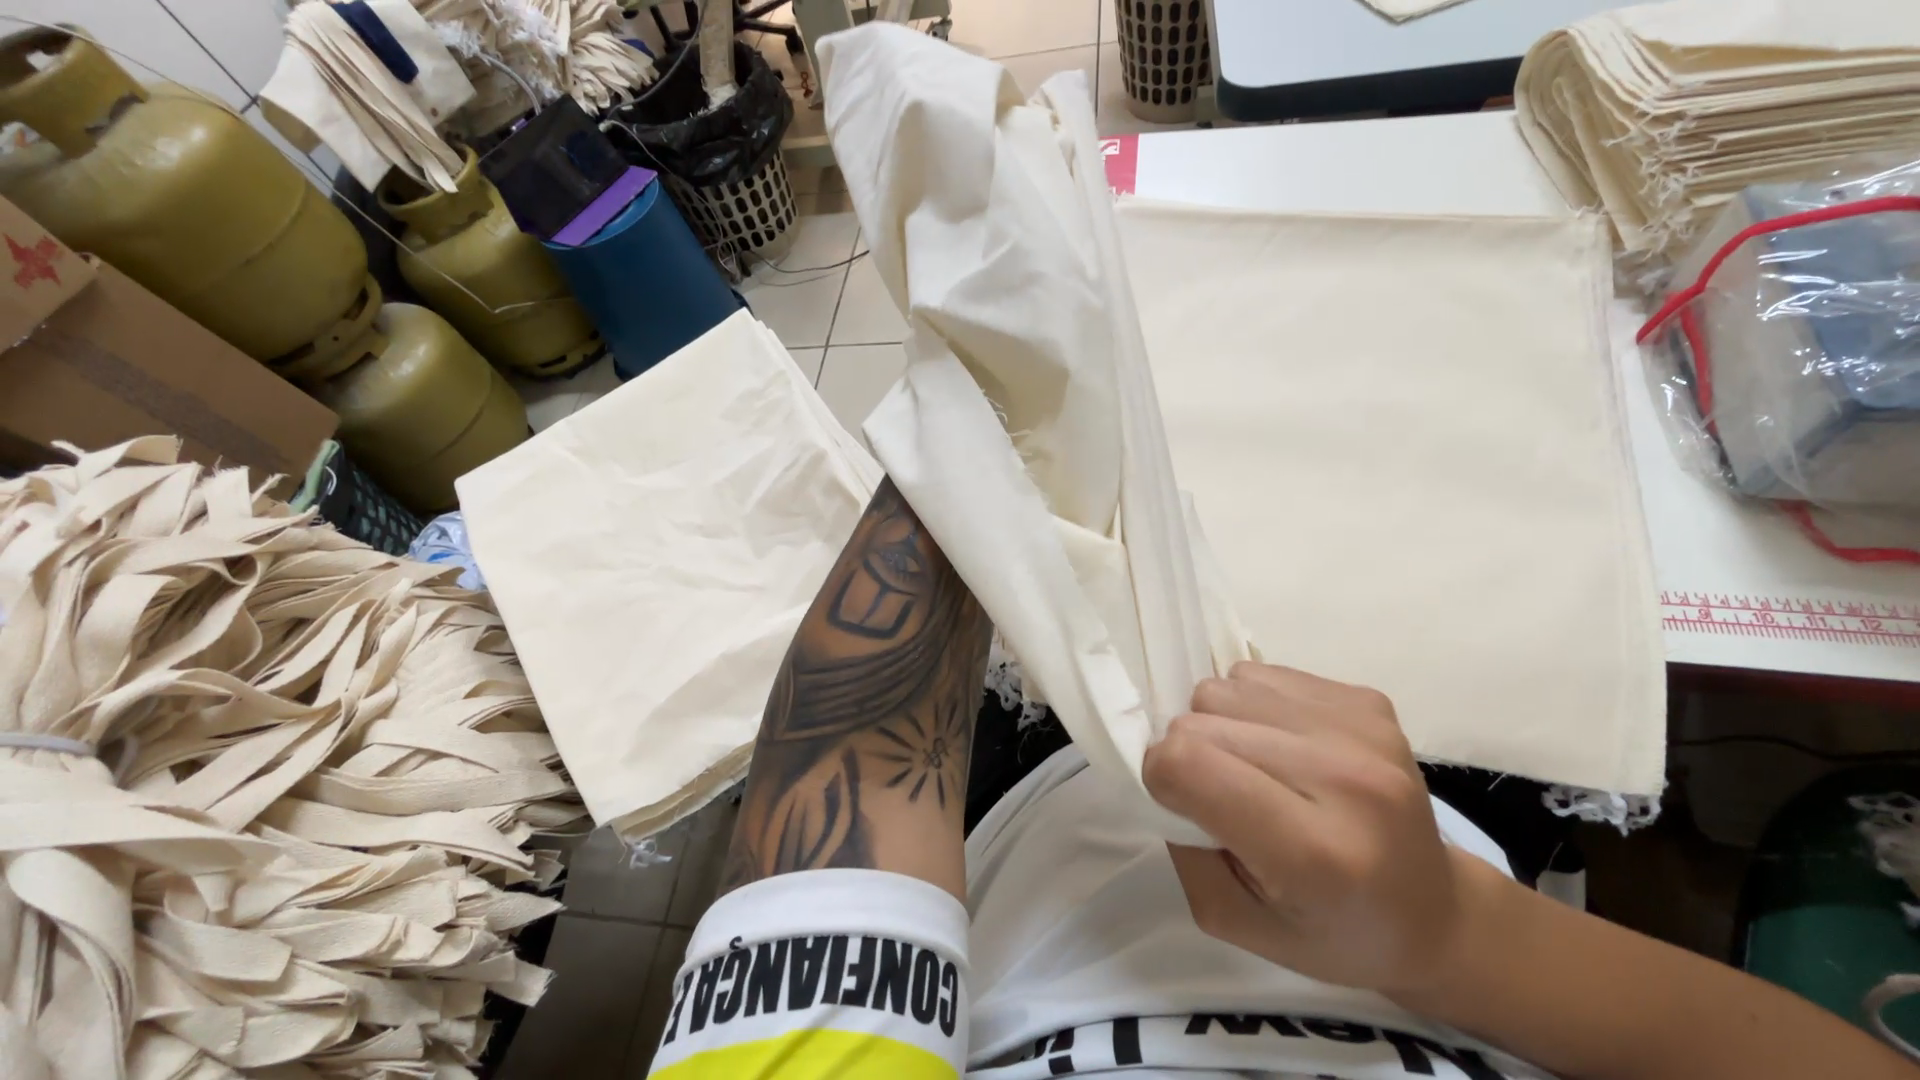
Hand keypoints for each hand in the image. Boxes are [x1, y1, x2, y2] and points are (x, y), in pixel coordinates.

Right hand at [1143, 662, 1476, 996]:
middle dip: (1190, 755)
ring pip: (1226, 686)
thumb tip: (1161, 773)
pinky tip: (1287, 749)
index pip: (1187, 764)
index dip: (1161, 780)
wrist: (1435, 913)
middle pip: (1200, 718)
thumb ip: (1183, 849)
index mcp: (1312, 851)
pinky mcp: (1370, 701)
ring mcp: (1363, 730)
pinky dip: (1257, 707)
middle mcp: (1345, 778)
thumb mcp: (1234, 922)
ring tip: (1258, 768)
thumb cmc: (1331, 933)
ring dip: (1222, 724)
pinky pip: (1264, 674)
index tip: (1181, 808)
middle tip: (1225, 796)